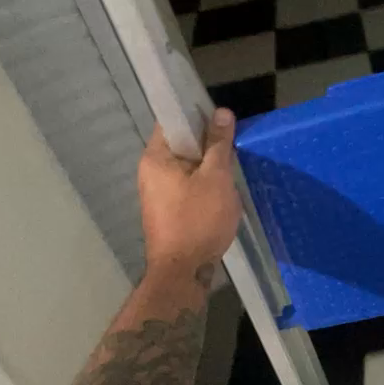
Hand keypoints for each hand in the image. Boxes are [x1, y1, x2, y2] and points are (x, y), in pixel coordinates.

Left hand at [138, 108, 240, 281]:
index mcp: (155, 157)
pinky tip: (222, 195)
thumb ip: (219, 144)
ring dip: (208, 167)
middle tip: (233, 148)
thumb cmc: (198, 220)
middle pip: (181, 145)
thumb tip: (221, 113)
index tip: (222, 121)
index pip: (172, 121)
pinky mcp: (167, 210)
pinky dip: (204, 185)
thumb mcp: (216, 177)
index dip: (197, 116)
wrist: (184, 271)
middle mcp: (150, 172)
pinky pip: (187, 186)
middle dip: (208, 145)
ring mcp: (157, 193)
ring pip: (186, 167)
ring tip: (231, 172)